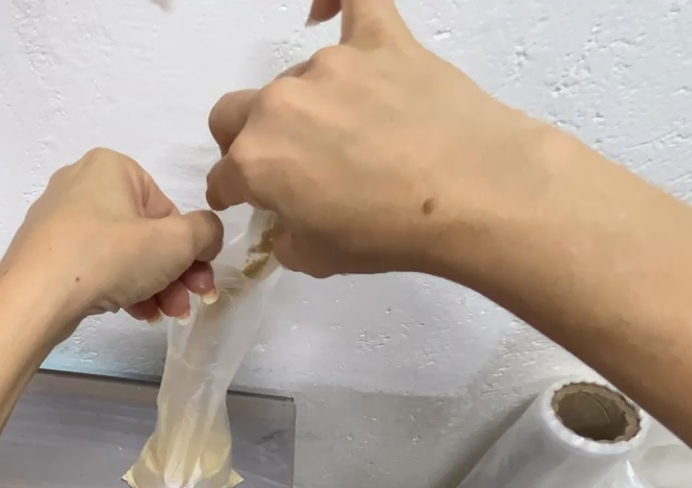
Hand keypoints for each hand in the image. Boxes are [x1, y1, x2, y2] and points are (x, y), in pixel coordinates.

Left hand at [0, 149, 223, 332]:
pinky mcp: (43, 256)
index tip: (200, 283)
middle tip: (186, 307)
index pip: (166, 210)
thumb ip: (205, 232)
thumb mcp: (174, 243)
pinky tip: (134, 315)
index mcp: (111, 166)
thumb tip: (207, 235)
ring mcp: (56, 222)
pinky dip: (117, 289)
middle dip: (171, 274)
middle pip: (143, 235)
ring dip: (149, 287)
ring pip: (119, 255)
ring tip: (164, 316)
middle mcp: (80, 185)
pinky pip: (92, 269)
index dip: (189, 250)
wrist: (34, 299)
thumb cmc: (108, 258)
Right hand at [205, 0, 553, 278]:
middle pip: (232, 114)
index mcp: (253, 161)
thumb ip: (283, 232)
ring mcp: (329, 66)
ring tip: (341, 131)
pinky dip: (335, 0)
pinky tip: (326, 13)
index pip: (222, 177)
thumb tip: (289, 217)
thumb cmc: (382, 234)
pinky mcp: (380, 37)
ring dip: (300, 105)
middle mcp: (279, 106)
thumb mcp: (311, 257)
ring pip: (290, 78)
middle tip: (281, 163)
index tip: (244, 201)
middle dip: (243, 141)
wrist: (468, 193)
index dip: (231, 194)